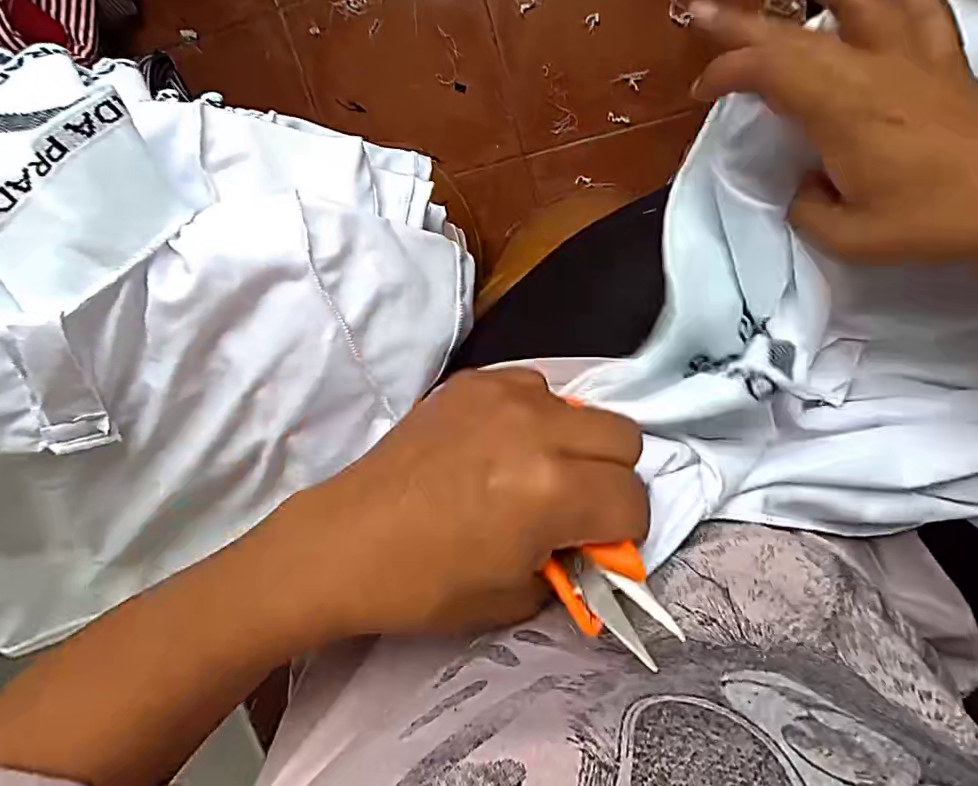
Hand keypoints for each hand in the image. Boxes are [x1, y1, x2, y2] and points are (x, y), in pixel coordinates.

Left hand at [252, 369, 648, 639]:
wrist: (343, 542)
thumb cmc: (426, 585)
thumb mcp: (515, 596)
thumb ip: (572, 564)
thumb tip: (596, 541)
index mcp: (553, 491)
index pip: (634, 498)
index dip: (625, 528)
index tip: (600, 539)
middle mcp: (541, 431)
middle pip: (626, 437)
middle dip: (612, 477)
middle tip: (575, 501)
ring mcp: (508, 396)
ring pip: (585, 410)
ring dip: (574, 443)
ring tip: (530, 468)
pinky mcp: (479, 379)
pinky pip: (537, 388)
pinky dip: (533, 417)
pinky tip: (497, 443)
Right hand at [691, 0, 977, 301]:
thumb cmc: (938, 220)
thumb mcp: (853, 236)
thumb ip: (812, 211)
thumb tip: (806, 186)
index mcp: (835, 107)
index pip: (763, 74)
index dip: (724, 75)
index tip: (701, 91)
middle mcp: (866, 70)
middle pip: (793, 34)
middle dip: (740, 23)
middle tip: (700, 7)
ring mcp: (911, 61)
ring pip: (858, 2)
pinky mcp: (948, 66)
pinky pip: (924, 13)